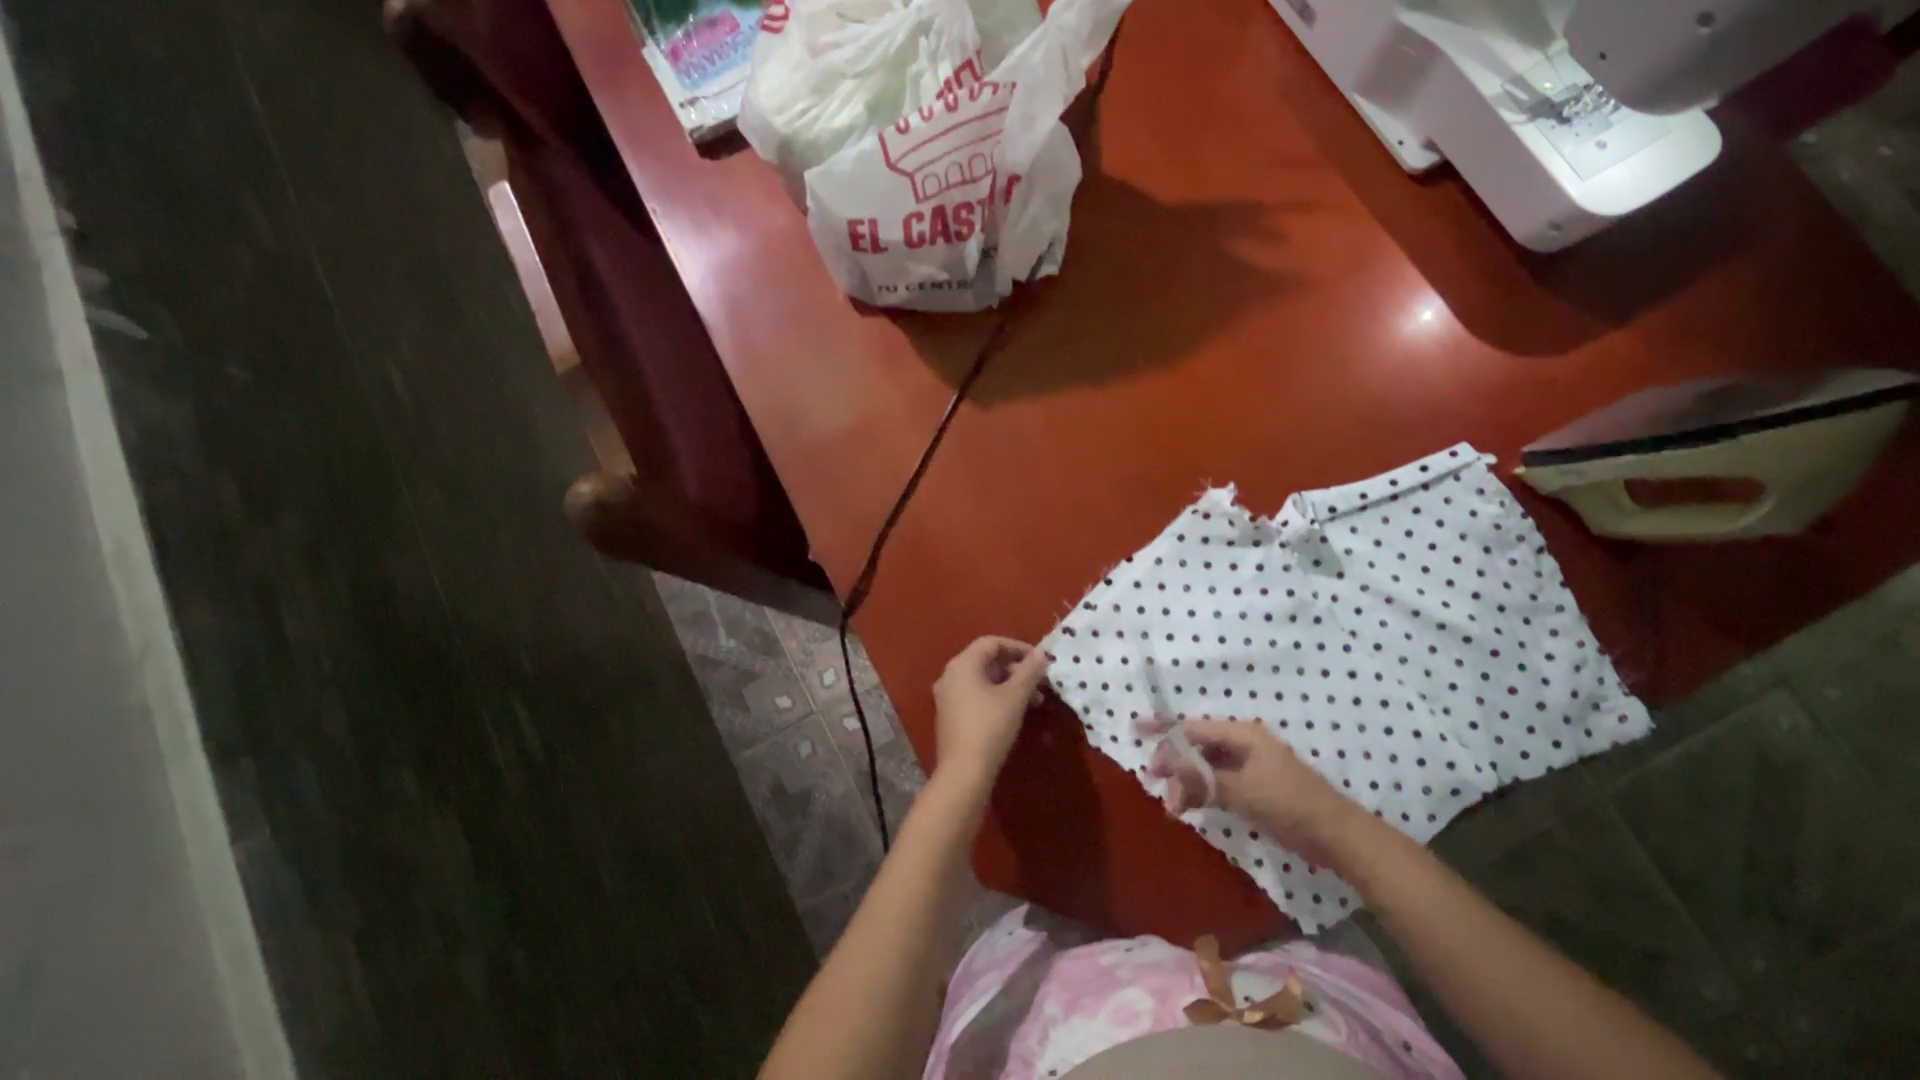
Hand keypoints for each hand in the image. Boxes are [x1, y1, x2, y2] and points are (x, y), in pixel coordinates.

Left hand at [932, 637, 1049, 786]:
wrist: (964, 771)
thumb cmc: (990, 726)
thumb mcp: (1015, 697)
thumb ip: (1029, 671)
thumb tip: (1042, 653)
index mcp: (962, 664)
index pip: (991, 643)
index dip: (1019, 648)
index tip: (1041, 660)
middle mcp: (950, 676)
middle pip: (987, 662)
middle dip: (1018, 670)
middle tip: (1042, 682)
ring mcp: (948, 697)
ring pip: (984, 681)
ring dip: (1011, 686)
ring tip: (1037, 701)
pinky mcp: (951, 716)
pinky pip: (977, 697)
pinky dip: (998, 698)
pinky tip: (1017, 713)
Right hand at [1146, 718, 1371, 865]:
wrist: (1334, 835)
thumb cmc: (1290, 804)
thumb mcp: (1242, 790)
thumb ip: (1202, 778)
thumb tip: (1166, 763)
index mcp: (1243, 735)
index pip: (1194, 727)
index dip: (1164, 730)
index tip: (1136, 730)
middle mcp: (1243, 745)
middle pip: (1197, 747)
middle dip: (1174, 764)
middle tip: (1155, 785)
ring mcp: (1248, 767)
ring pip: (1205, 768)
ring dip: (1186, 784)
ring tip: (1172, 808)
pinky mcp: (1252, 789)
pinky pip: (1216, 784)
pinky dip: (1201, 794)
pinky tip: (1188, 809)